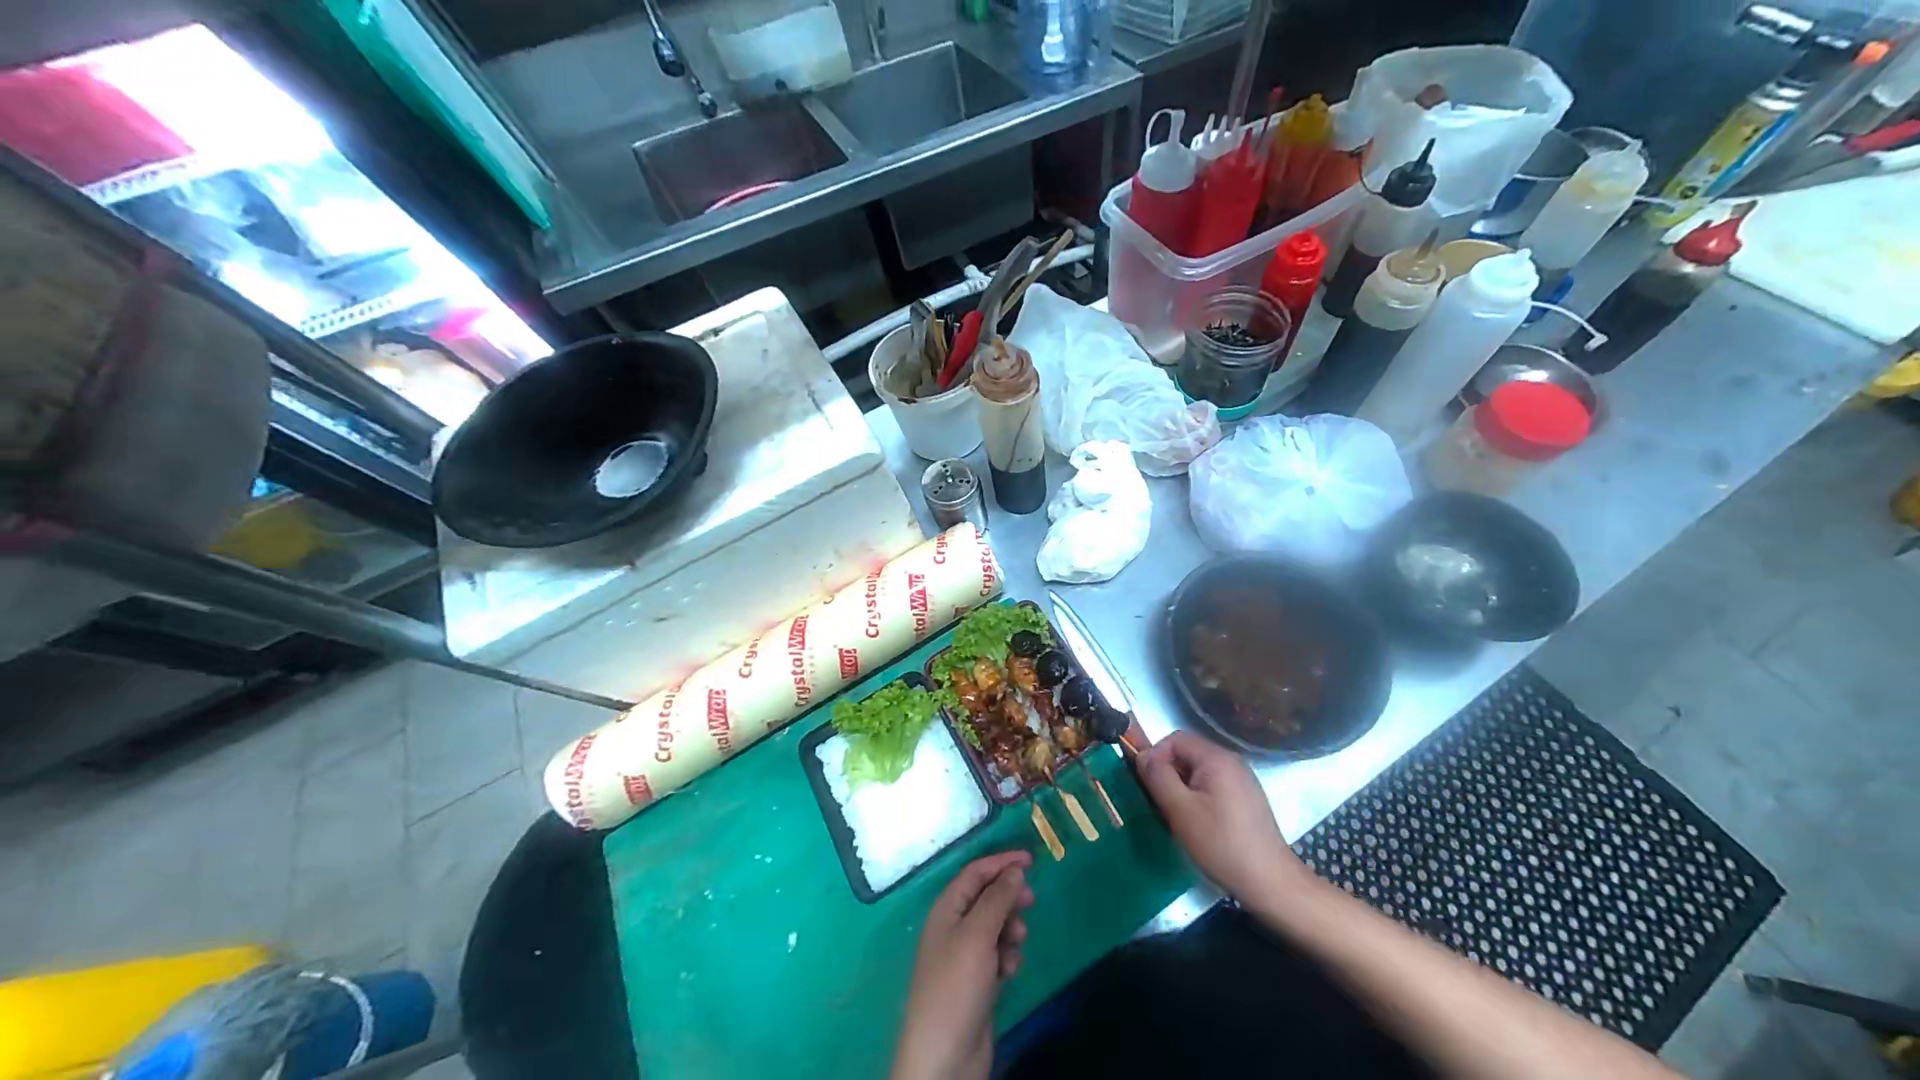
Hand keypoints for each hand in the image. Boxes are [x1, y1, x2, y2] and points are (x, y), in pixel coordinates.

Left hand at [891, 852, 1034, 1079]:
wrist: (944, 1055)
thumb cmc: (956, 985)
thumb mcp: (977, 935)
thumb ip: (996, 899)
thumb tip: (1014, 870)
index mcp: (946, 909)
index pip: (975, 872)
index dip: (1002, 862)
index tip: (1032, 859)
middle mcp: (953, 926)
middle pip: (986, 897)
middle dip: (1009, 897)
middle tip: (1031, 902)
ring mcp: (965, 955)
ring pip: (996, 926)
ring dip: (1011, 929)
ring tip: (1016, 943)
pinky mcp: (978, 980)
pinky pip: (998, 954)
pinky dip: (1007, 956)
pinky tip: (1009, 971)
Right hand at [1136, 731, 1309, 900]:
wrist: (1270, 881)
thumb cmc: (1221, 843)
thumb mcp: (1180, 809)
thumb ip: (1157, 776)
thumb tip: (1143, 755)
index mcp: (1217, 758)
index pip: (1175, 739)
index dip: (1156, 756)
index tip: (1148, 785)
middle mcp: (1232, 762)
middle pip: (1188, 753)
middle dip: (1168, 773)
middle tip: (1160, 803)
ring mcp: (1242, 780)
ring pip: (1199, 771)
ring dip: (1181, 787)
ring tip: (1177, 816)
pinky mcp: (1246, 799)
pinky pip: (1213, 785)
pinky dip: (1198, 797)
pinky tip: (1198, 823)